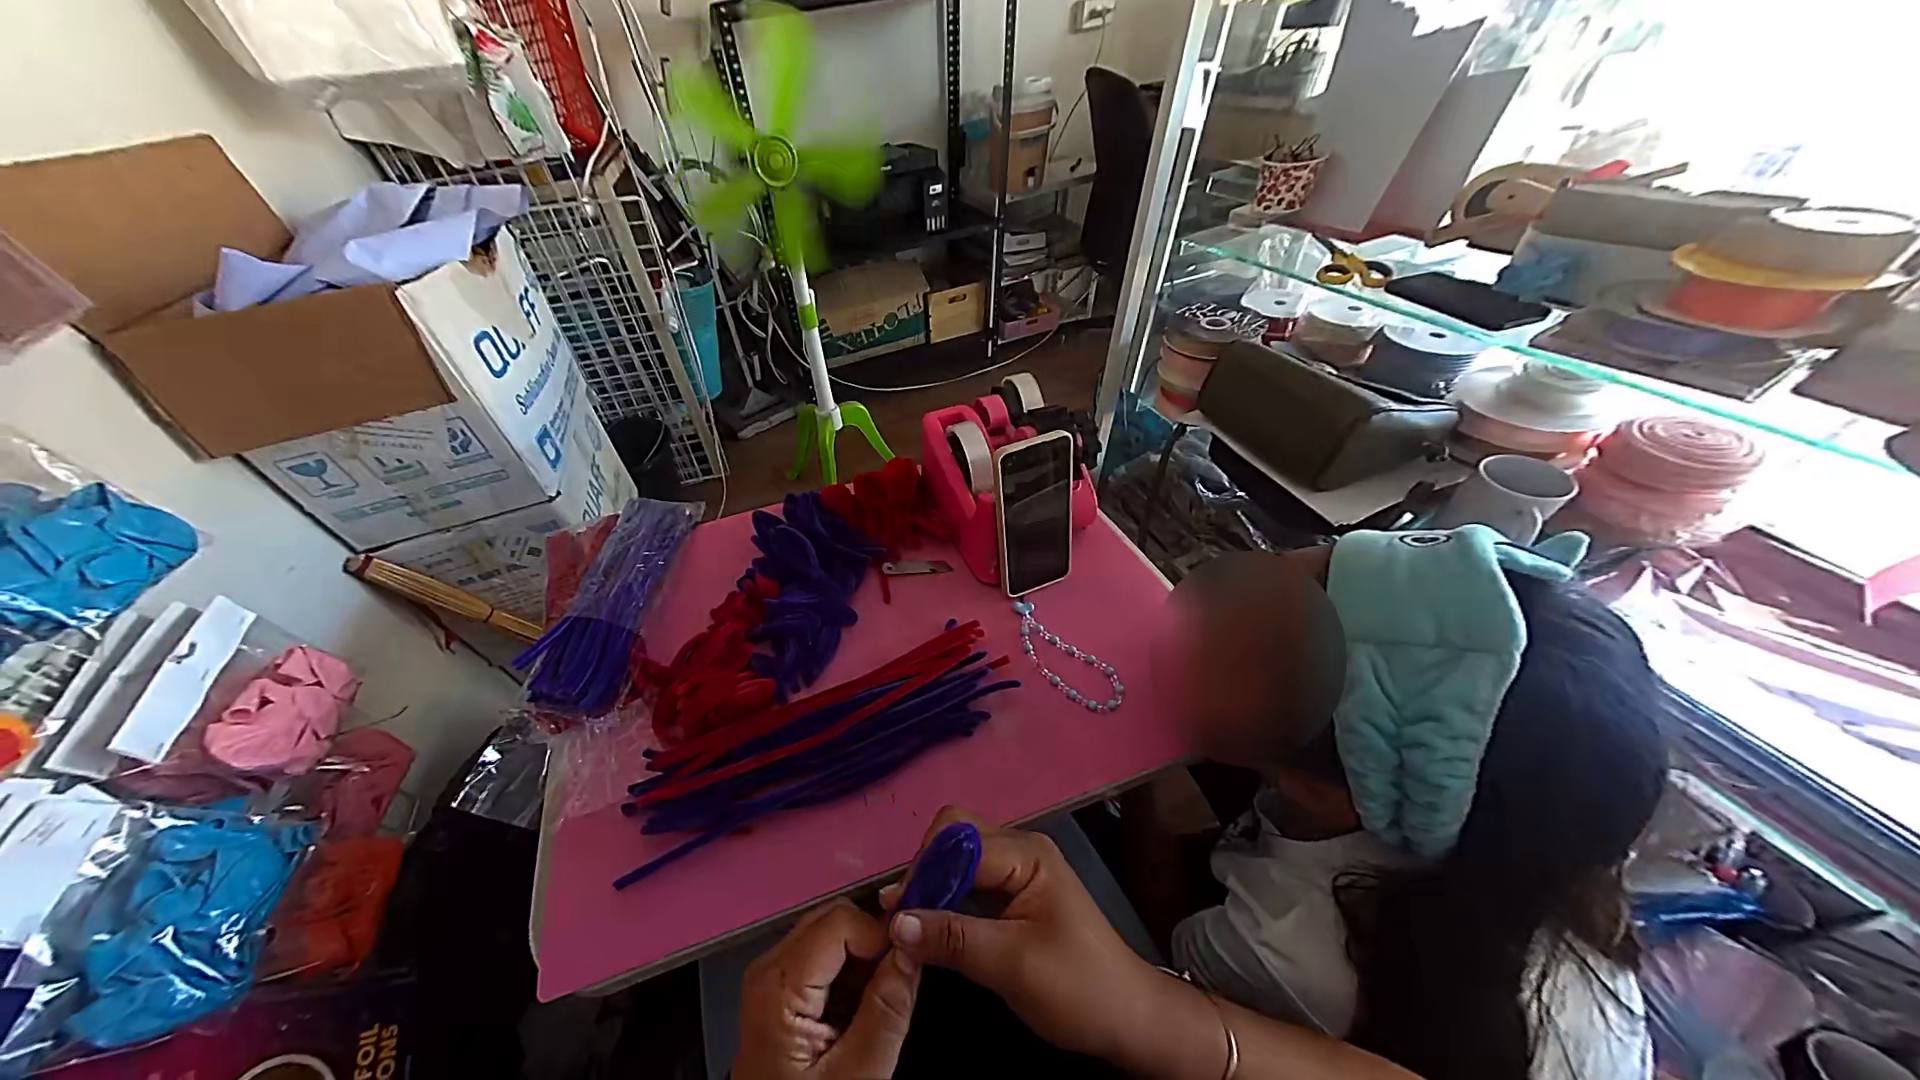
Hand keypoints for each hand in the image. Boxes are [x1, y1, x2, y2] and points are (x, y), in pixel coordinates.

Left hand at [735, 898, 920, 1079]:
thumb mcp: (857, 1076)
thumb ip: (887, 1008)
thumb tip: (913, 946)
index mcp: (780, 983)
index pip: (842, 919)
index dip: (881, 933)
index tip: (909, 961)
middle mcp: (769, 966)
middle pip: (835, 918)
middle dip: (874, 941)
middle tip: (899, 980)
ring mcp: (771, 975)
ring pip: (832, 930)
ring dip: (864, 955)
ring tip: (879, 998)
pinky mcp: (779, 986)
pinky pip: (823, 951)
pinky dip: (851, 967)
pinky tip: (859, 1005)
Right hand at [880, 807, 1164, 1061]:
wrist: (1128, 1016)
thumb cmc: (1078, 987)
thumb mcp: (1012, 965)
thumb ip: (953, 939)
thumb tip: (896, 923)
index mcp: (1026, 854)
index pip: (958, 839)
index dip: (924, 870)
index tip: (896, 913)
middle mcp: (1020, 849)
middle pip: (956, 836)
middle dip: (926, 870)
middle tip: (904, 917)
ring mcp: (1018, 868)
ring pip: (959, 857)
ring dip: (934, 885)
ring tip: (911, 924)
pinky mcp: (1014, 891)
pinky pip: (970, 880)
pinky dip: (947, 898)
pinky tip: (934, 926)